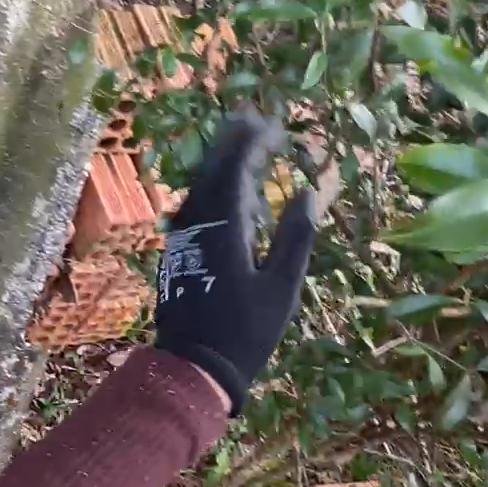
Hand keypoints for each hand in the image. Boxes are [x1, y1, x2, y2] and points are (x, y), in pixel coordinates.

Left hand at [154, 113, 315, 416]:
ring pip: (201, 186)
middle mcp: (196, 223)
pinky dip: (214, 189)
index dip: (255, 142)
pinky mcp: (178, 250)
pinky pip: (196, 206)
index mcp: (224, 227)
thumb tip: (310, 193)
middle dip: (235, 140)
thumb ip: (296, 236)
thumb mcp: (282, 287)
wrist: (194, 366)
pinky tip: (231, 192)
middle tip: (257, 120)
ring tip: (248, 146)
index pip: (235, 167)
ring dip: (223, 162)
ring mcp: (182, 237)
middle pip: (212, 168)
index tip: (277, 127)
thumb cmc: (247, 330)